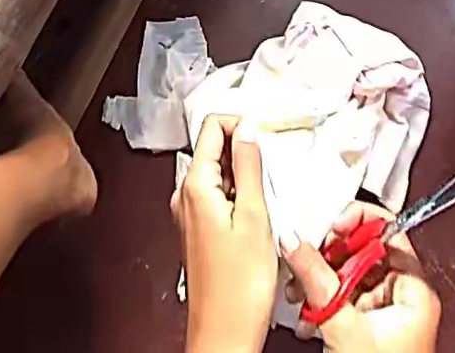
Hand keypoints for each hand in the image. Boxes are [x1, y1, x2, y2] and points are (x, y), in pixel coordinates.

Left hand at [173, 116, 276, 352]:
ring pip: (218, 169)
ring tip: (266, 195)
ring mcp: (189, 213)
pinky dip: (239, 192)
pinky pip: (218, 192)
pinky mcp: (198, 228)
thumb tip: (248, 128)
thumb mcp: (255, 215)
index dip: (241, 124)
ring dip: (244, 172)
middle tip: (270, 169)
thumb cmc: (238, 290)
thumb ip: (250, 165)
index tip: (264, 138)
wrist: (224, 341)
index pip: (213, 126)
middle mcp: (184, 195)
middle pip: (214, 145)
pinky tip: (257, 213)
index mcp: (194, 186)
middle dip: (244, 148)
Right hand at [285, 203, 440, 352]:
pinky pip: (343, 299)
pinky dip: (322, 302)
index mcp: (414, 291)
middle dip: (330, 255)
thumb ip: (318, 280)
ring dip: (320, 279)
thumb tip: (295, 240)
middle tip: (309, 258)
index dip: (358, 221)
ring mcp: (384, 316)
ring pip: (349, 275)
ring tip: (301, 289)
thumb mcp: (345, 330)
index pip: (388, 231)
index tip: (332, 227)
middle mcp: (403, 298)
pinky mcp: (367, 332)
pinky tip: (307, 314)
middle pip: (364, 251)